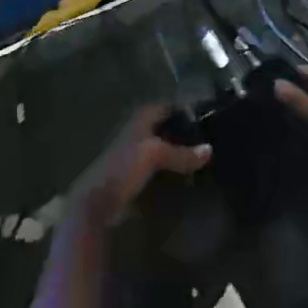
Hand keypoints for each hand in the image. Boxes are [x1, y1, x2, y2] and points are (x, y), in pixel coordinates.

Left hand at [75, 105, 211, 224]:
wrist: (98, 200)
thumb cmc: (123, 166)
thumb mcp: (154, 154)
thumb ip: (181, 153)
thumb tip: (210, 150)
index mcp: (141, 119)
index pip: (168, 107)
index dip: (185, 110)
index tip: (208, 117)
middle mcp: (139, 131)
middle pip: (166, 126)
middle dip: (186, 132)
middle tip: (210, 139)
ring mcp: (136, 153)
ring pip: (164, 146)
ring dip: (180, 152)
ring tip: (203, 159)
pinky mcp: (136, 173)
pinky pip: (160, 165)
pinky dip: (173, 168)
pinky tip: (187, 175)